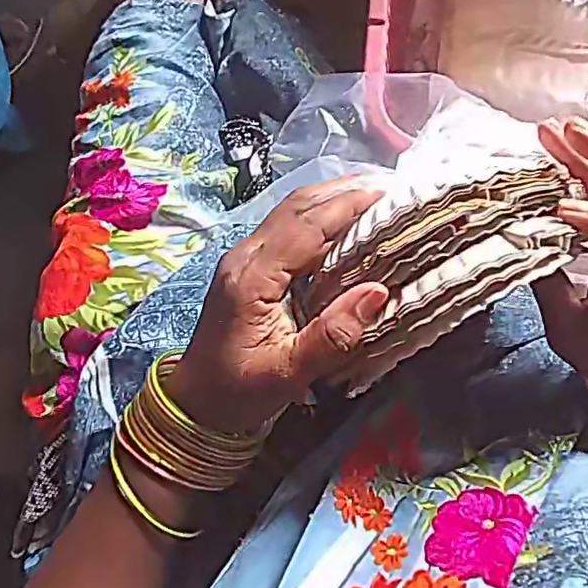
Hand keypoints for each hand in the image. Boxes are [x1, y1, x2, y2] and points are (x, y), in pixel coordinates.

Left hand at [164, 179, 389, 434]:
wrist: (196, 402)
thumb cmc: (239, 391)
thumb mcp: (288, 373)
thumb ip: (332, 336)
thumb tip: (378, 292)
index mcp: (252, 278)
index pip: (305, 226)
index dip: (347, 205)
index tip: (388, 193)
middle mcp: (245, 256)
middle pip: (296, 207)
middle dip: (343, 190)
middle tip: (390, 185)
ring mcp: (243, 257)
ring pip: (290, 211)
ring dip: (331, 197)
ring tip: (374, 192)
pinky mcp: (249, 265)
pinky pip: (287, 226)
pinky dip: (320, 214)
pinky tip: (343, 218)